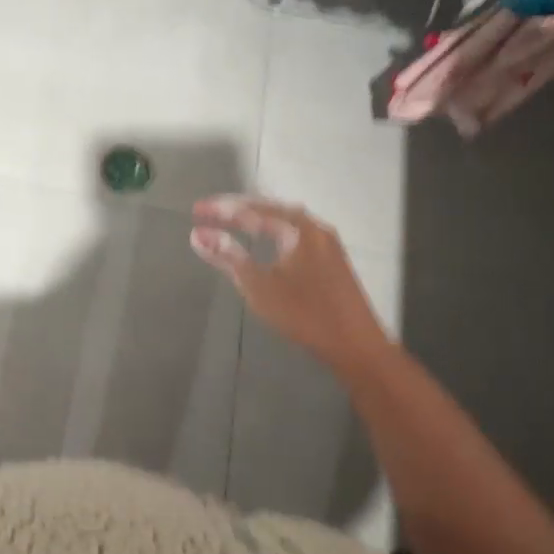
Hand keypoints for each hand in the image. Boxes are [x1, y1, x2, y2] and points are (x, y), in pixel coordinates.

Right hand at [190, 195, 388, 369]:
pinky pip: (296, 232)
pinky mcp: (332, 259)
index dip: (221, 209)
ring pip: (286, 220)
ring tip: (233, 220)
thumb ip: (229, 257)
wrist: (357, 345)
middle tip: (211, 212)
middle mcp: (315, 228)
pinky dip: (274, 230)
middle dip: (240, 208)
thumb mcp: (260, 286)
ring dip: (258, 218)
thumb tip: (198, 234)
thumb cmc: (305, 314)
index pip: (253, 210)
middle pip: (271, 208)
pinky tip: (267, 241)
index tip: (196, 210)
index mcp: (298, 228)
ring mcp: (327, 243)